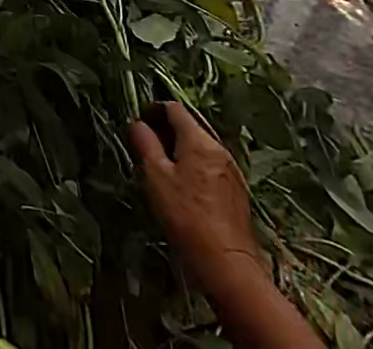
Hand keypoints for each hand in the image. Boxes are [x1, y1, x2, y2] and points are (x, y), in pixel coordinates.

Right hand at [129, 101, 261, 287]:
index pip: (174, 109)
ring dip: (179, 149)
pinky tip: (182, 187)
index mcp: (199, 140)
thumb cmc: (186, 215)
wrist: (227, 264)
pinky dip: (192, 166)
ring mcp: (231, 171)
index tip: (138, 125)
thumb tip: (137, 124)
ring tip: (160, 168)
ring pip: (199, 147)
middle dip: (165, 130)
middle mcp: (219, 149)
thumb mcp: (155, 176)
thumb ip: (144, 143)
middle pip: (189, 126)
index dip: (153, 110)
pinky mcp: (236, 191)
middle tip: (145, 147)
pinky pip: (209, 166)